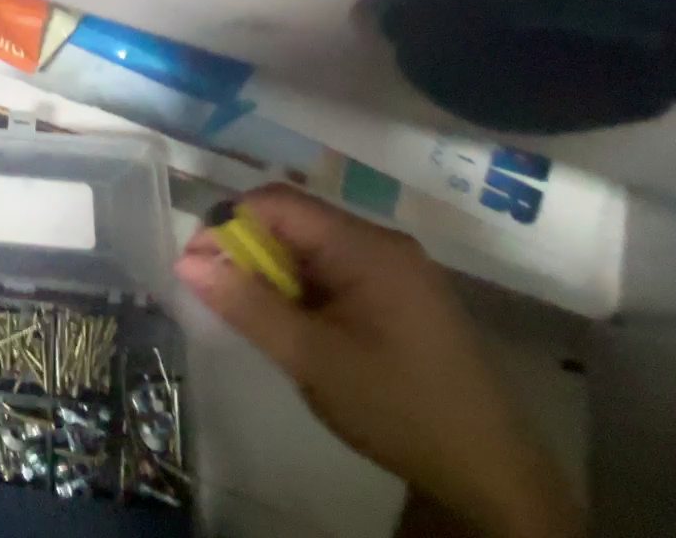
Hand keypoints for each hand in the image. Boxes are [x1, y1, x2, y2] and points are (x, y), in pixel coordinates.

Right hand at [176, 185, 580, 537]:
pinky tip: (292, 326)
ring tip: (253, 316)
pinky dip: (299, 289)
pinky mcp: (398, 296)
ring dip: (271, 272)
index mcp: (366, 247)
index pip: (277, 203)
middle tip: (218, 294)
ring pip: (310, 248)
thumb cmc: (397, 407)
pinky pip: (333, 271)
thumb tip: (184, 260)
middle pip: (293, 221)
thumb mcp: (310, 357)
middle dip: (246, 249)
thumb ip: (245, 304)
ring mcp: (395, 270)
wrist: (491, 474)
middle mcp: (382, 244)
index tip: (196, 264)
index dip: (227, 222)